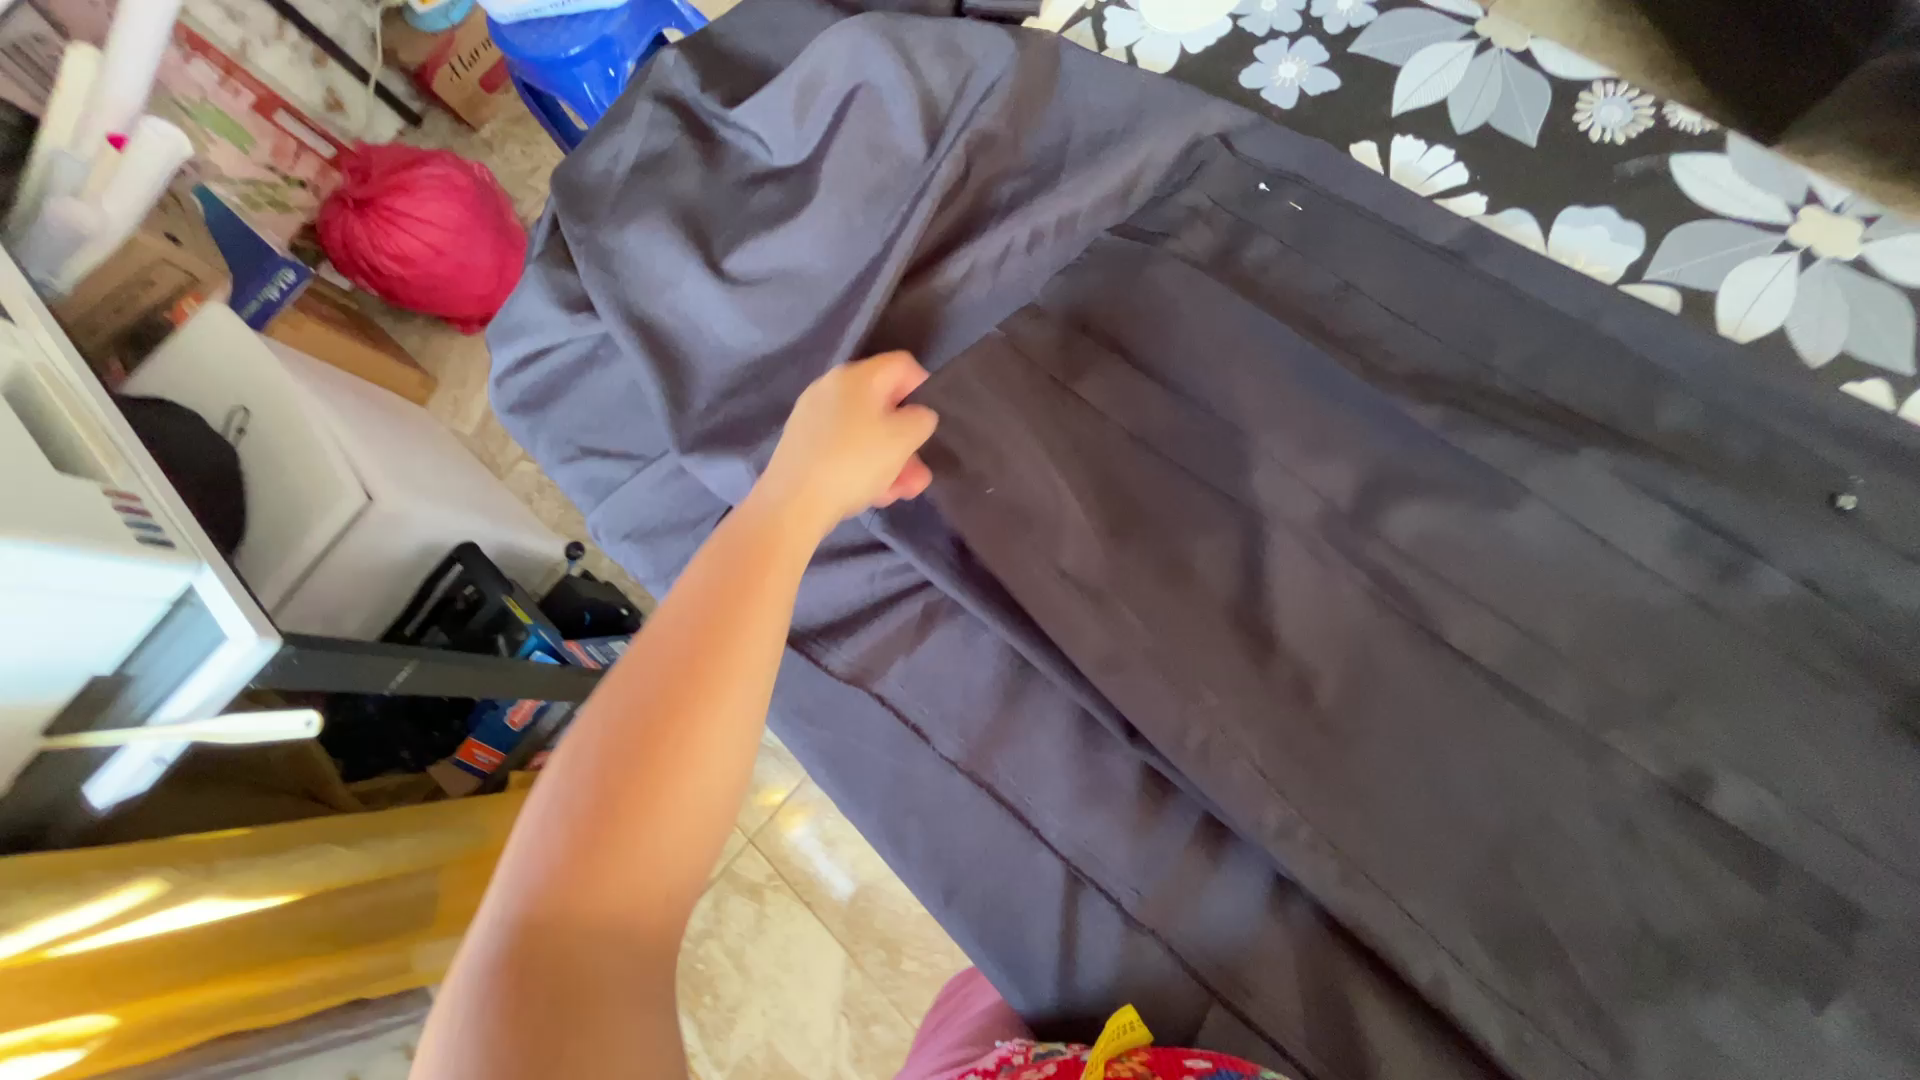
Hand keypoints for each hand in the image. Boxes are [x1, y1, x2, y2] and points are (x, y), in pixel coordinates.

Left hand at [755, 351, 939, 537]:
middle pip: (883, 405)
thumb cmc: (853, 462)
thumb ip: (921, 420)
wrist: (792, 503)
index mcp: (856, 377)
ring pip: (865, 433)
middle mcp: (831, 388)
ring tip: (897, 492)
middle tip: (918, 475)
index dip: (924, 388)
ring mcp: (813, 416)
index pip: (902, 365)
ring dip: (889, 461)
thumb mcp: (902, 439)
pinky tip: (871, 495)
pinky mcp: (802, 444)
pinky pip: (844, 447)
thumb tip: (918, 416)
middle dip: (907, 442)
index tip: (930, 424)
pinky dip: (862, 466)